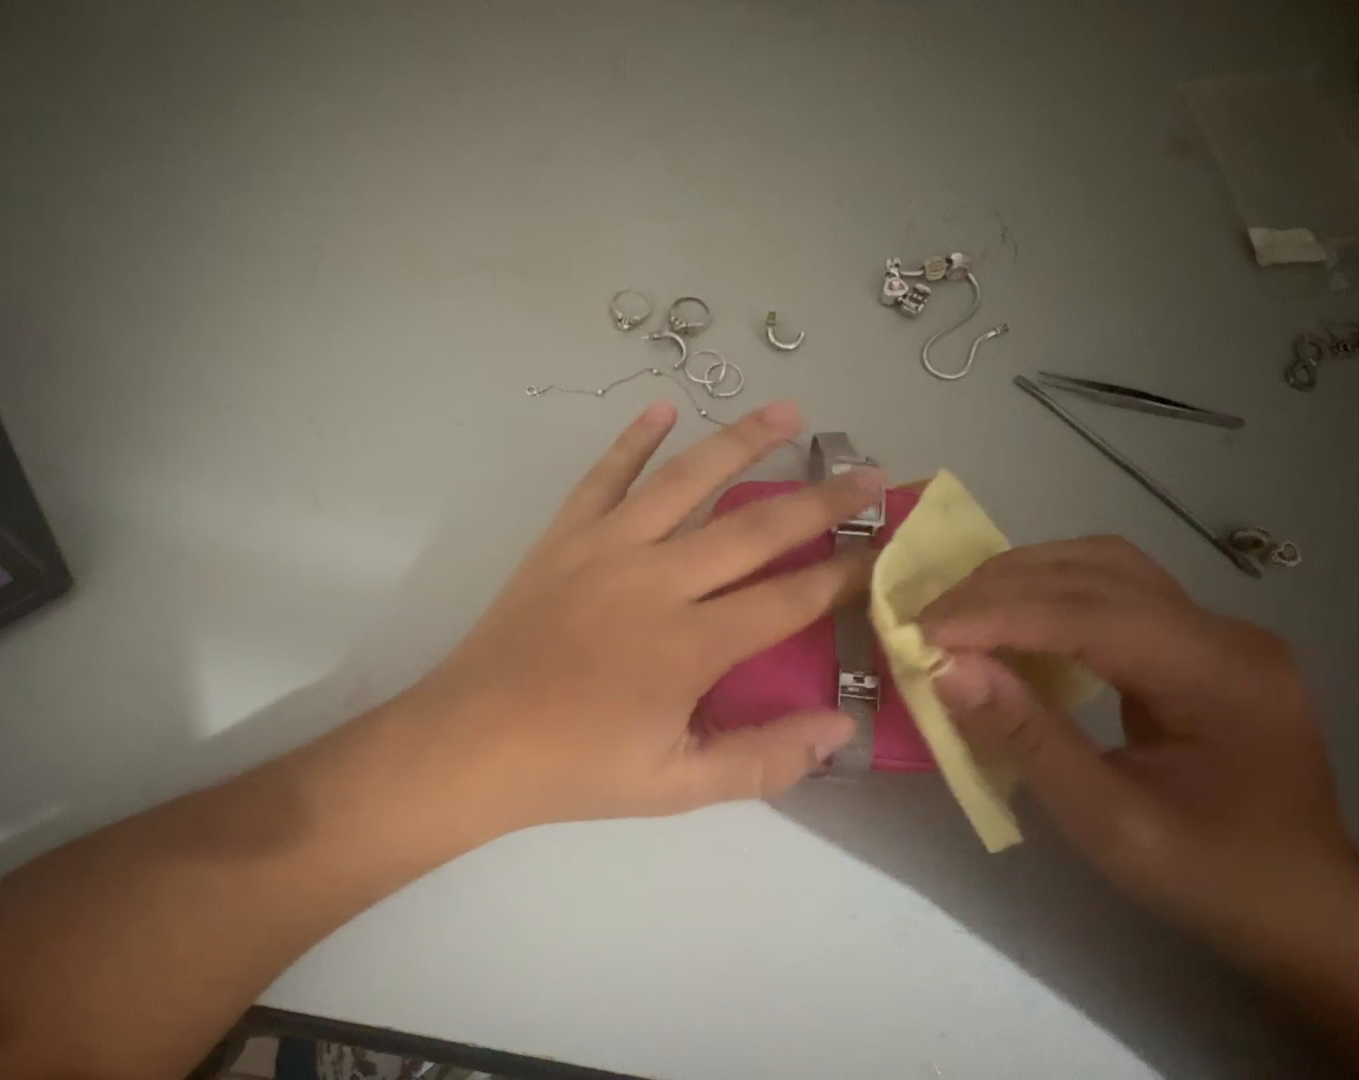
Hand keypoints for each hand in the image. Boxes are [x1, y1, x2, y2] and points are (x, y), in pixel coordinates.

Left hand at [399, 400, 884, 830]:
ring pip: (685, 482)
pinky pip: (603, 477)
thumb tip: (842, 726)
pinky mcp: (563, 537)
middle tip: (869, 471)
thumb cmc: (576, 767)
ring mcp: (606, 549)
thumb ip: (764, 759)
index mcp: (691, 644)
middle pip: (755, 529)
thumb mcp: (676, 787)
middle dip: (821, 499)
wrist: (473, 739)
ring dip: (740, 443)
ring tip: (788, 411)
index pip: (790, 599)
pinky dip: (633, 440)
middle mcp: (657, 581)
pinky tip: (663, 407)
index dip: (845, 574)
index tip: (885, 550)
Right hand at [919, 537, 1358, 941]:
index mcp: (1220, 677)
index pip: (1092, 613)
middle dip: (1000, 588)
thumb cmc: (1212, 876)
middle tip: (928, 620)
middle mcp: (1226, 633)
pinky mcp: (1196, 641)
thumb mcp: (1110, 824)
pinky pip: (1110, 589)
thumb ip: (1028, 739)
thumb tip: (947, 669)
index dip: (999, 614)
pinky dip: (1046, 592)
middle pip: (1096, 571)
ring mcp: (1216, 631)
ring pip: (1102, 566)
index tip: (924, 632)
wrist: (1305, 907)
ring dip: (1021, 578)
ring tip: (958, 613)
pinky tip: (1009, 619)